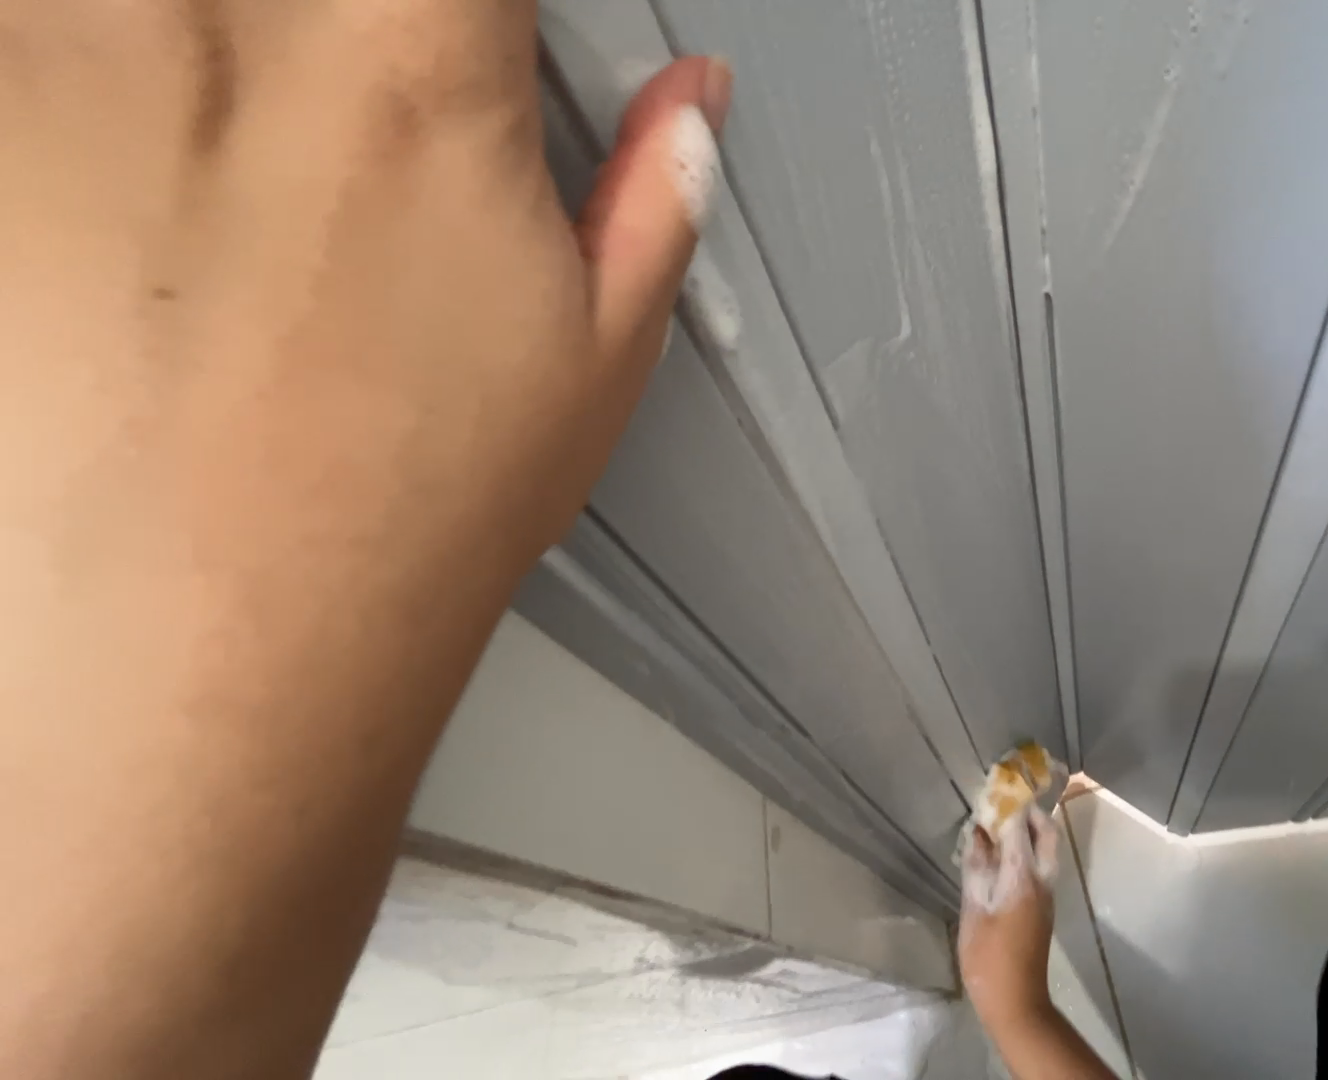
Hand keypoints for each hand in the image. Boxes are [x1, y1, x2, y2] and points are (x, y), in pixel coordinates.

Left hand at [0, 5, 727, 1075]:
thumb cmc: (418, 506)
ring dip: (213, 63)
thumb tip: (696, 101)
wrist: (211, 636)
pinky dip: (108, 91)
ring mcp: (35, 61)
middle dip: (346, 42)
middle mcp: (205, 35)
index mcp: (411, 87)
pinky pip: (43, 50)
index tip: (482, 41)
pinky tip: (155, 192)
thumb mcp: (600, 351)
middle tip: (366, 126)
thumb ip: (656, 194)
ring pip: (166, 11)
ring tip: (261, 172)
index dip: (479, 9)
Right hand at [959, 808, 1061, 1033]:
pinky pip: (1040, 865)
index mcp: (1022, 878)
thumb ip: (977, 869)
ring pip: (1047, 849)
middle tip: (1007, 802)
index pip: (1020, 828)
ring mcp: (1046, 894)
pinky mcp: (1043, 906)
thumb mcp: (973, 910)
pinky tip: (1001, 855)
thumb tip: (979, 834)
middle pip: (1047, 834)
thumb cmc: (988, 958)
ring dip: (1029, 830)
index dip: (1009, 804)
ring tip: (999, 823)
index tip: (996, 786)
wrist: (1016, 1002)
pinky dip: (1026, 849)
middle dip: (1030, 812)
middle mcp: (1042, 880)